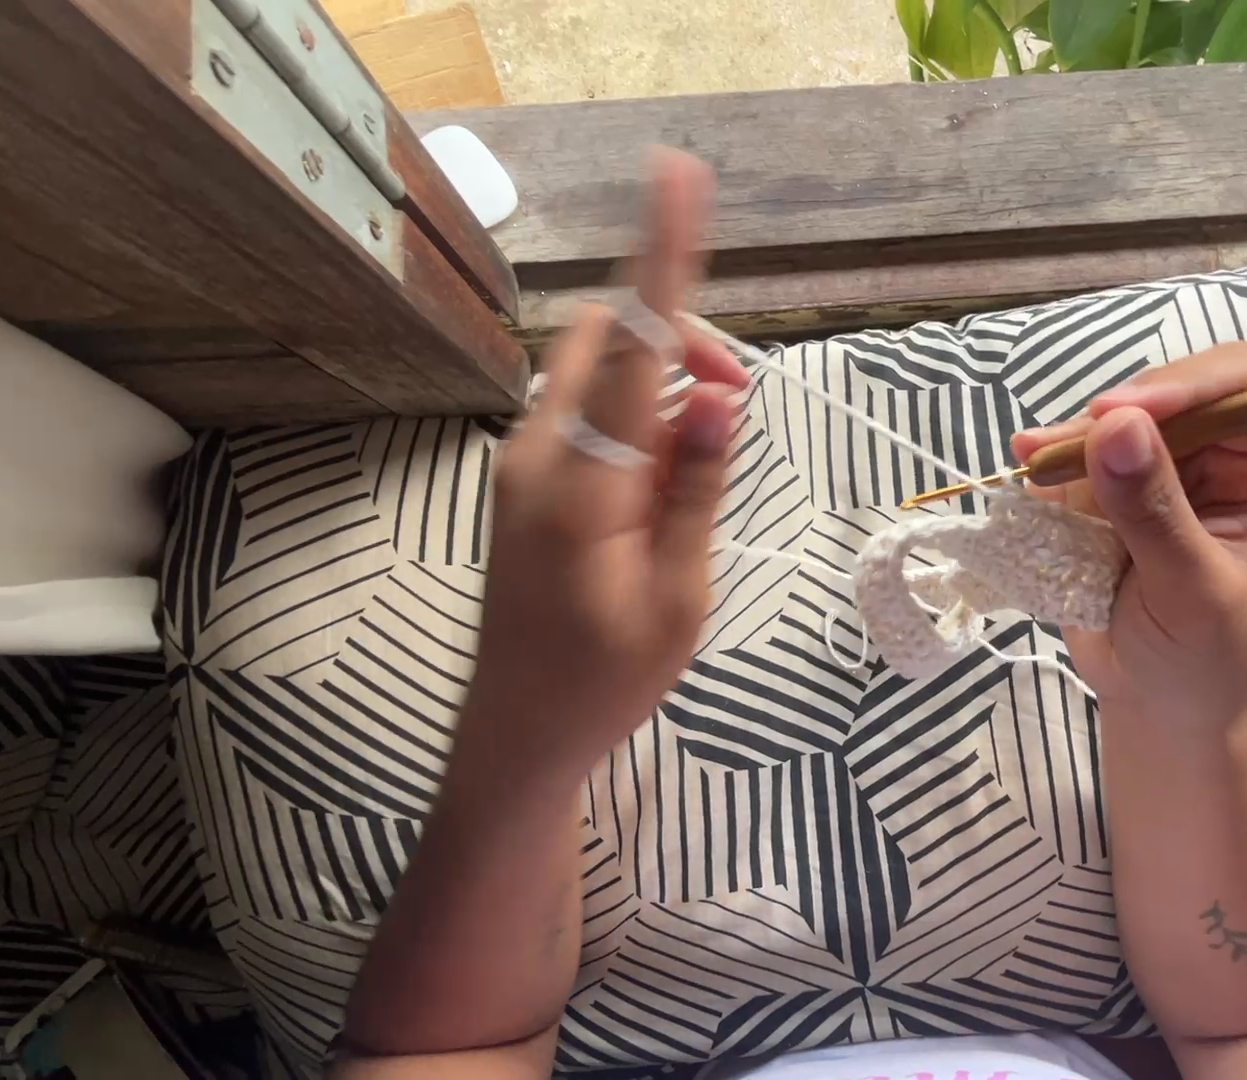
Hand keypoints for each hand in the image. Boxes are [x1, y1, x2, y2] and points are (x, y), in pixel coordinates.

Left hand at [465, 150, 747, 783]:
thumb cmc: (607, 680)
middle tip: (731, 406)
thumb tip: (716, 394)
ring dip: (656, 385)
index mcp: (582, 485)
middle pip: (605, 343)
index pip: (635, 351)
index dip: (662, 262)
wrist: (515, 738)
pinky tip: (660, 480)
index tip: (676, 176)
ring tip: (705, 455)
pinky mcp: (521, 486)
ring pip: (592, 377)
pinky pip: (579, 416)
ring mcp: (519, 467)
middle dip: (675, 342)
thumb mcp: (677, 593)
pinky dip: (630, 417)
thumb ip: (695, 488)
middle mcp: (537, 454)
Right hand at [1011, 345, 1246, 729]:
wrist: (1153, 698)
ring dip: (1074, 436)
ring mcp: (1165, 471)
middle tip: (1060, 445)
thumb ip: (1155, 513)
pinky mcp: (1115, 489)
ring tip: (1031, 455)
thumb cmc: (1200, 657)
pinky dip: (1052, 458)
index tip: (1121, 414)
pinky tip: (1026, 464)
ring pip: (1119, 421)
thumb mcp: (1189, 591)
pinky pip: (1083, 455)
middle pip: (1174, 396)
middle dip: (1117, 415)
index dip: (1190, 388)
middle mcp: (1224, 458)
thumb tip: (1115, 427)